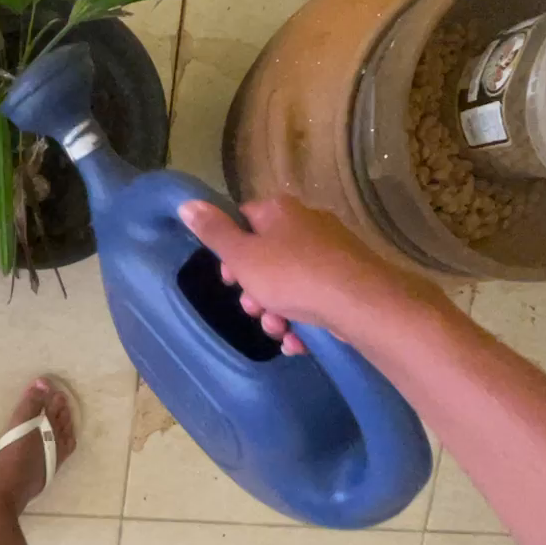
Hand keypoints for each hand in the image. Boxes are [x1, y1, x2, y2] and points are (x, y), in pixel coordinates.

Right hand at [179, 197, 436, 354]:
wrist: (359, 303)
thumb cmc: (291, 276)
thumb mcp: (241, 256)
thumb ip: (213, 232)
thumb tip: (186, 203)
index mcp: (279, 211)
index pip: (243, 220)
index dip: (230, 252)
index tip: (229, 278)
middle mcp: (307, 224)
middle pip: (265, 257)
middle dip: (254, 291)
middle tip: (253, 309)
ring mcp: (331, 252)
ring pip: (288, 283)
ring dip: (275, 313)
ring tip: (278, 331)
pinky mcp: (346, 279)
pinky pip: (312, 298)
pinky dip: (301, 320)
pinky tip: (297, 340)